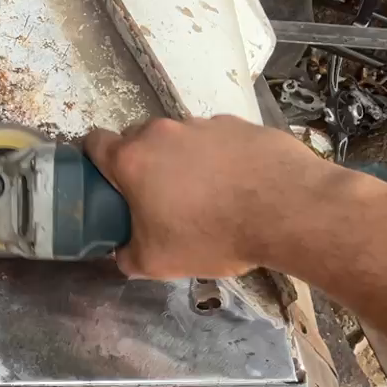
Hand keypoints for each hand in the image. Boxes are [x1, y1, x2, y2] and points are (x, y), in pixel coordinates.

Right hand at [85, 115, 339, 278]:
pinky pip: (217, 139)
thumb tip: (122, 252)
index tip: (104, 180)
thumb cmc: (213, 235)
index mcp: (131, 159)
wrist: (292, 212)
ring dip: (181, 159)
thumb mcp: (157, 262)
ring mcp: (204, 124)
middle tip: (155, 196)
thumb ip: (127, 256)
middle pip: (136, 139)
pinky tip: (238, 184)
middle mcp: (162, 133)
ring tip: (205, 193)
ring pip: (178, 138)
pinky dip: (219, 157)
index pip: (94, 142)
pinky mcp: (242, 124)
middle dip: (140, 162)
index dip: (93, 159)